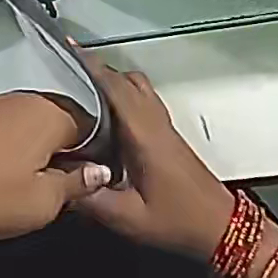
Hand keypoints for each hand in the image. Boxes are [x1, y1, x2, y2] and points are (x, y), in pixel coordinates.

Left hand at [0, 93, 111, 239]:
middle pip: (59, 126)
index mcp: (52, 114)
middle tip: (55, 196)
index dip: (98, 159)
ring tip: (19, 192)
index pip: (96, 128)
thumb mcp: (40, 203)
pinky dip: (2, 156)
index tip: (90, 189)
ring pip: (27, 131)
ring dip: (31, 158)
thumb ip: (75, 186)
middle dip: (63, 157)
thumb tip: (96, 172)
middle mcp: (23, 101)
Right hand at [74, 55, 277, 261]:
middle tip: (64, 68)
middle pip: (125, 80)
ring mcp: (162, 126)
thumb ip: (89, 199)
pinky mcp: (165, 134)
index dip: (90, 66)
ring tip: (80, 86)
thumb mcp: (127, 217)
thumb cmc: (177, 221)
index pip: (115, 88)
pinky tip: (102, 110)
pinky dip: (121, 93)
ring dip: (110, 79)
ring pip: (136, 86)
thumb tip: (57, 182)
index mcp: (144, 135)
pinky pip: (141, 99)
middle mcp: (154, 123)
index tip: (67, 50)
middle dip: (94, 68)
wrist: (221, 228)